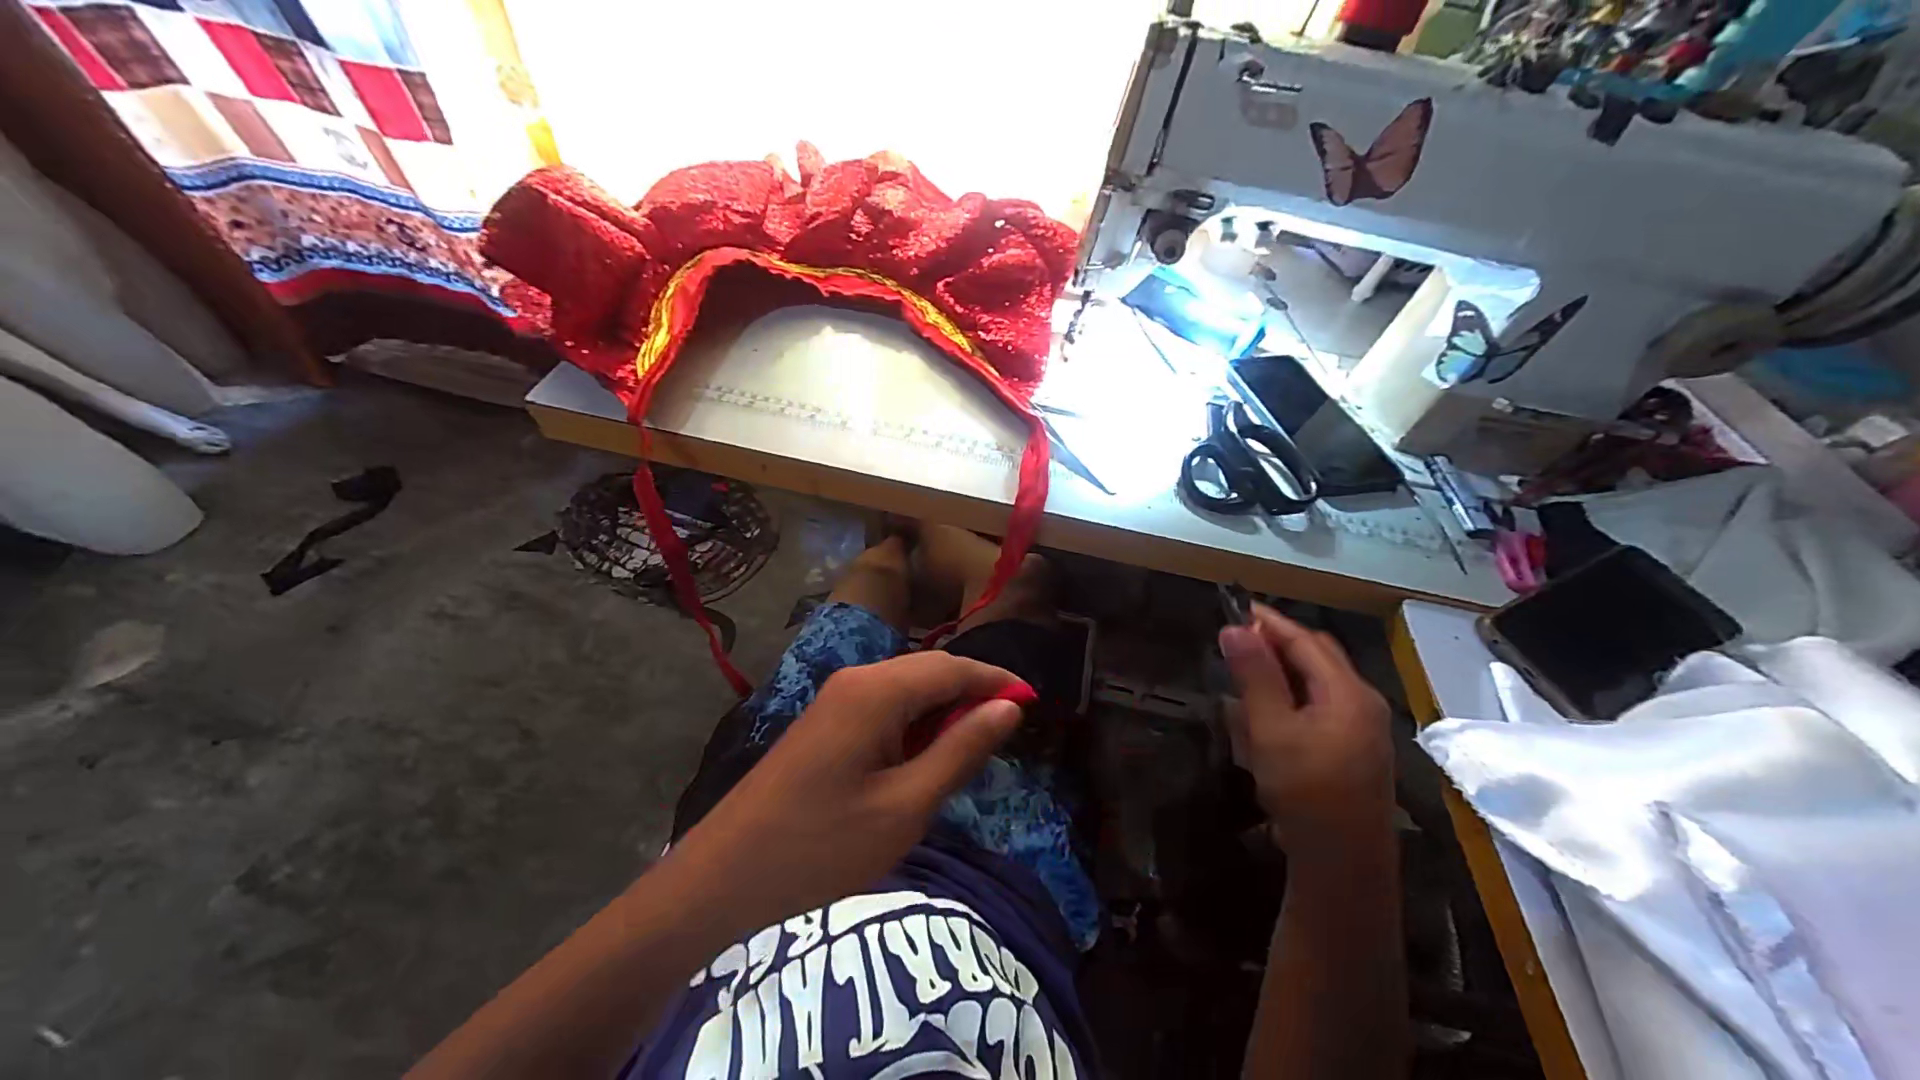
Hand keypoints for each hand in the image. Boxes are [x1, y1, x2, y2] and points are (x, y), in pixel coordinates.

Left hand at [662, 652, 1023, 930]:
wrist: (722, 877)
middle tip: (1007, 735)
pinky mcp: (824, 724)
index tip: (1034, 704)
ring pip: (907, 691)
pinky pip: (883, 709)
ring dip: (942, 714)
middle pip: (930, 672)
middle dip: (972, 695)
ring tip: (970, 754)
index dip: (997, 681)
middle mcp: (856, 680)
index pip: (953, 667)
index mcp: (877, 690)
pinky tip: (923, 761)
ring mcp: (835, 699)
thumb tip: (1008, 708)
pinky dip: (913, 727)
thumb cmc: (821, 847)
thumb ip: (961, 750)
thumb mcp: (906, 806)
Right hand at [1219, 604, 1392, 854]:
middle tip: (1239, 637)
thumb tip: (1234, 627)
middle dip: (1279, 643)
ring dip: (1285, 670)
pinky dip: (1294, 696)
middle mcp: (1364, 703)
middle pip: (1319, 657)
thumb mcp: (1270, 729)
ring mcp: (1365, 729)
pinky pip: (1323, 706)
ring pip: (1321, 683)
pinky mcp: (1356, 750)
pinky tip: (1269, 711)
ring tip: (1247, 670)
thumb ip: (1254, 676)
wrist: (1343, 861)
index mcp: (1348, 693)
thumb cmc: (1304, 790)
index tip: (1238, 609)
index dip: (1271, 622)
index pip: (1306, 641)